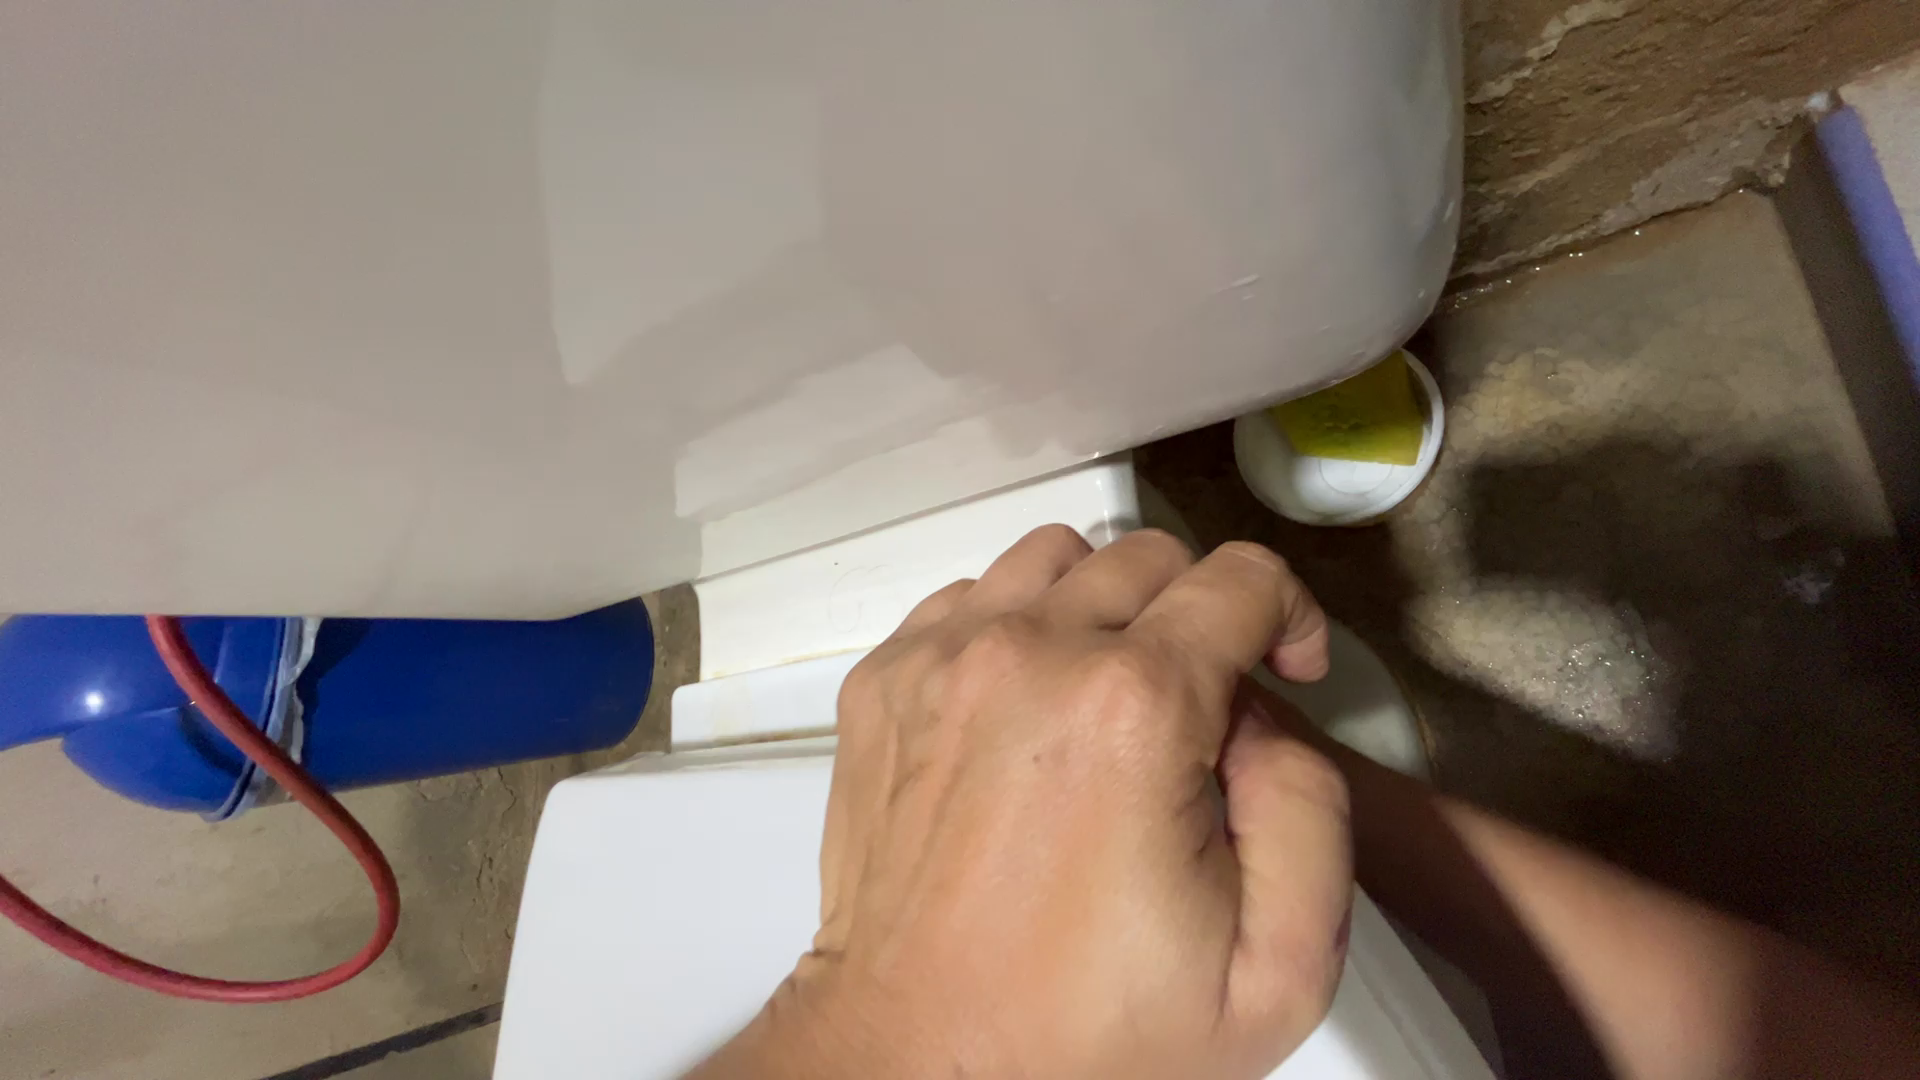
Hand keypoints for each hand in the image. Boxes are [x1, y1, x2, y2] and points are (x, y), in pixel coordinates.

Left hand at [705, 525, 1352, 1078]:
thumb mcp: (1275, 964)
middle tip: (1193, 695)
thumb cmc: (1087, 1028)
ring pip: (1053, 556)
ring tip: (1105, 681)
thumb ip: (1311, 806)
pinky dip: (1013, 623)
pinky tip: (1022, 696)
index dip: (1283, 610)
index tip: (1279, 664)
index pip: (1238, 578)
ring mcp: (940, 655)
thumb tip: (1256, 714)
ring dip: (1101, 603)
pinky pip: (969, 596)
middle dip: (1194, 611)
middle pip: (1146, 557)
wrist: (919, 1053)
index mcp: (1132, 706)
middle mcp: (1026, 652)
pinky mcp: (883, 677)